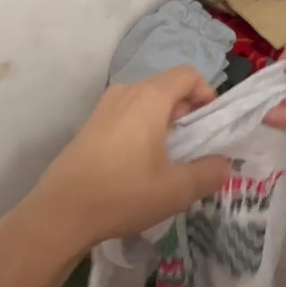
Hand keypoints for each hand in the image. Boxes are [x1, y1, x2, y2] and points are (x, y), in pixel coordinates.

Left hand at [11, 66, 231, 255]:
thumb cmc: (123, 193)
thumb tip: (223, 164)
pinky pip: (128, 114)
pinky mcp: (92, 124)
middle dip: (188, 112)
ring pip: (147, 102)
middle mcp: (126, 92)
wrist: (62, 211)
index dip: (208, 94)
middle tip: (196, 149)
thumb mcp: (176, 190)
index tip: (212, 126)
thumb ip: (208, 173)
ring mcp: (105, 106)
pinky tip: (142, 165)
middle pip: (168, 87)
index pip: (188, 74)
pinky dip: (144, 129)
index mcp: (149, 97)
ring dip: (165, 122)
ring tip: (171, 159)